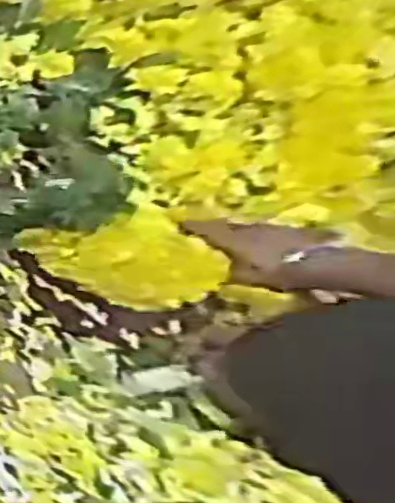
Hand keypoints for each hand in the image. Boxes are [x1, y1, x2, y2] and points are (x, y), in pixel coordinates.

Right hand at [181, 219, 333, 290]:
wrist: (327, 264)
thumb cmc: (277, 270)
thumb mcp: (243, 277)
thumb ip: (223, 272)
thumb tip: (205, 272)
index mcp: (229, 237)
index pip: (201, 227)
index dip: (187, 226)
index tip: (174, 225)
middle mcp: (246, 228)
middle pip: (222, 225)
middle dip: (210, 228)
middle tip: (199, 234)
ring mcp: (269, 227)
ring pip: (243, 227)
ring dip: (233, 232)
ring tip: (227, 240)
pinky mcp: (288, 231)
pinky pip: (262, 231)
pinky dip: (254, 236)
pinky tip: (256, 244)